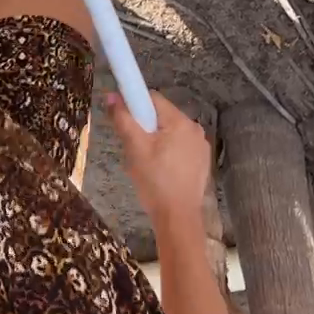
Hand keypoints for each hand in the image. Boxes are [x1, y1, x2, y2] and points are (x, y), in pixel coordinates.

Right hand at [105, 90, 212, 233]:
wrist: (177, 217)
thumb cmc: (154, 180)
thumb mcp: (134, 147)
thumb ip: (122, 119)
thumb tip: (111, 95)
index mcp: (180, 122)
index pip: (152, 98)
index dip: (134, 105)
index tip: (124, 120)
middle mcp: (195, 129)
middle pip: (161, 116)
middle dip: (144, 127)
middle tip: (133, 147)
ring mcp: (200, 147)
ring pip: (169, 132)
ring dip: (154, 140)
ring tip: (144, 162)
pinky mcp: (201, 162)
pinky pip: (178, 147)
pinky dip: (166, 153)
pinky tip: (159, 171)